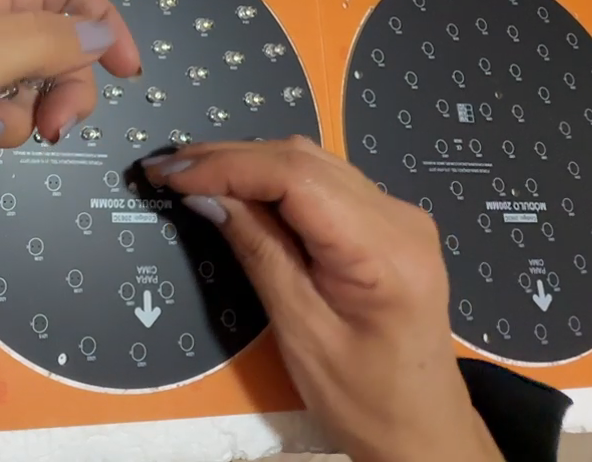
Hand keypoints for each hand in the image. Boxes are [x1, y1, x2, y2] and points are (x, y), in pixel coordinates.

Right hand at [146, 139, 502, 461]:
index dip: (227, 165)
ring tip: (189, 170)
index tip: (171, 173)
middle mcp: (396, 215)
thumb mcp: (300, 330)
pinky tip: (234, 183)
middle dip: (226, 157)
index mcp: (384, 249)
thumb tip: (203, 193)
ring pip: (306, 159)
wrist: (425, 433)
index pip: (295, 177)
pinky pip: (317, 177)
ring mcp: (394, 212)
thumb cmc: (363, 398)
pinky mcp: (383, 218)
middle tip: (166, 167)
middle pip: (299, 159)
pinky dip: (268, 174)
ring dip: (243, 161)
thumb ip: (257, 250)